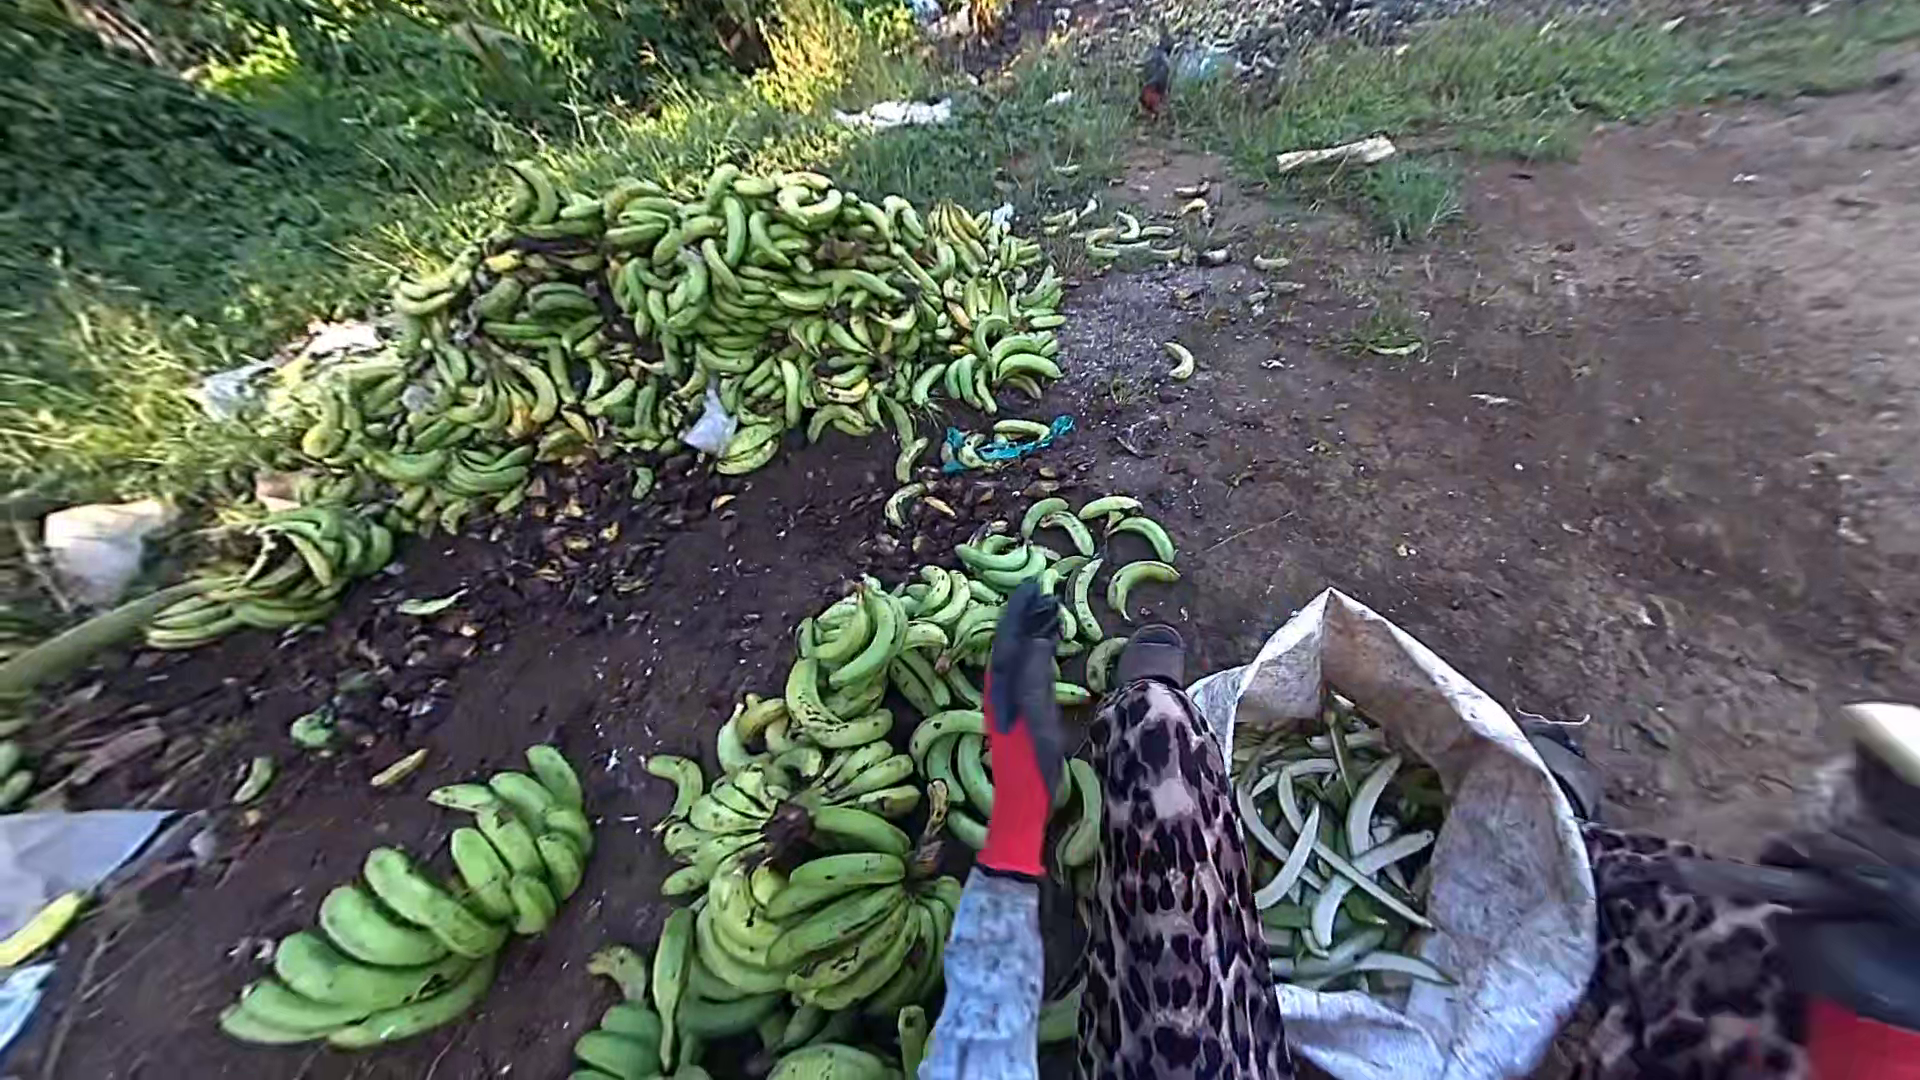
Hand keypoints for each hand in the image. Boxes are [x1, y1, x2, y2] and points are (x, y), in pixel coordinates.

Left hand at [977, 581, 1063, 878]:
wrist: (1021, 805)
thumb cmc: (1032, 767)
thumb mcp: (1037, 720)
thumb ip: (1033, 678)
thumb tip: (1034, 637)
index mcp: (1001, 687)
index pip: (1008, 638)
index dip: (1020, 611)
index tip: (1034, 585)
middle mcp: (999, 689)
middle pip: (1009, 641)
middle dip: (1023, 614)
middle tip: (1040, 589)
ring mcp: (1006, 700)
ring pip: (1015, 654)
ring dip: (1029, 629)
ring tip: (1047, 609)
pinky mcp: (1016, 711)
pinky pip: (1022, 669)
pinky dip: (1034, 650)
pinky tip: (1046, 645)